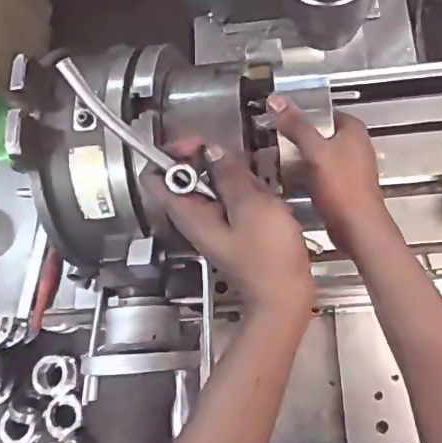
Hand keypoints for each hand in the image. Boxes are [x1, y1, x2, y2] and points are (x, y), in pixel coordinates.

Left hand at [145, 142, 314, 318]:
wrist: (285, 297)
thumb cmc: (268, 257)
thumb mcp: (251, 207)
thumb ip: (229, 176)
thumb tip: (211, 151)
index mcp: (188, 213)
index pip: (156, 175)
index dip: (173, 153)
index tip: (201, 145)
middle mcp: (194, 218)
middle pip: (187, 177)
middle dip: (214, 164)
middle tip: (241, 168)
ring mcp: (214, 224)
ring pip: (214, 186)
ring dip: (237, 180)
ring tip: (260, 191)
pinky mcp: (233, 229)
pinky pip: (232, 200)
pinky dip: (247, 194)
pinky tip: (268, 202)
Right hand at [266, 94, 388, 253]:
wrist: (357, 228)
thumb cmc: (341, 187)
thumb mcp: (315, 151)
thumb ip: (296, 125)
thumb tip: (275, 100)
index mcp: (353, 130)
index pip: (322, 111)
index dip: (300, 112)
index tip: (277, 116)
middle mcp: (355, 145)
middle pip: (319, 133)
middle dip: (297, 136)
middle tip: (272, 138)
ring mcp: (351, 167)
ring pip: (319, 154)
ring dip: (299, 157)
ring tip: (274, 158)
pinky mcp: (344, 186)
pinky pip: (320, 173)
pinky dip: (306, 174)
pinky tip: (289, 179)